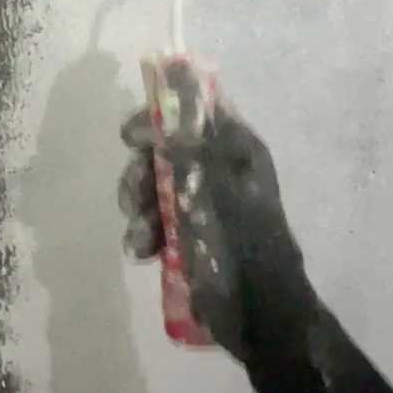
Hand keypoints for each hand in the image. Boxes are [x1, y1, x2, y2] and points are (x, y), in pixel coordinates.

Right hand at [118, 100, 325, 384]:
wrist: (260, 322)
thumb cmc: (239, 247)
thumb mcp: (209, 185)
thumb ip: (186, 131)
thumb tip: (175, 69)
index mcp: (235, 148)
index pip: (192, 107)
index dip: (157, 114)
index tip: (132, 137)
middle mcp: (219, 166)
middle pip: (164, 146)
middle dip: (140, 171)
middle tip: (133, 197)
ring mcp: (205, 199)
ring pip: (154, 182)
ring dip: (139, 205)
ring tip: (139, 235)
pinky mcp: (192, 229)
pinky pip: (156, 215)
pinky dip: (144, 230)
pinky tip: (140, 250)